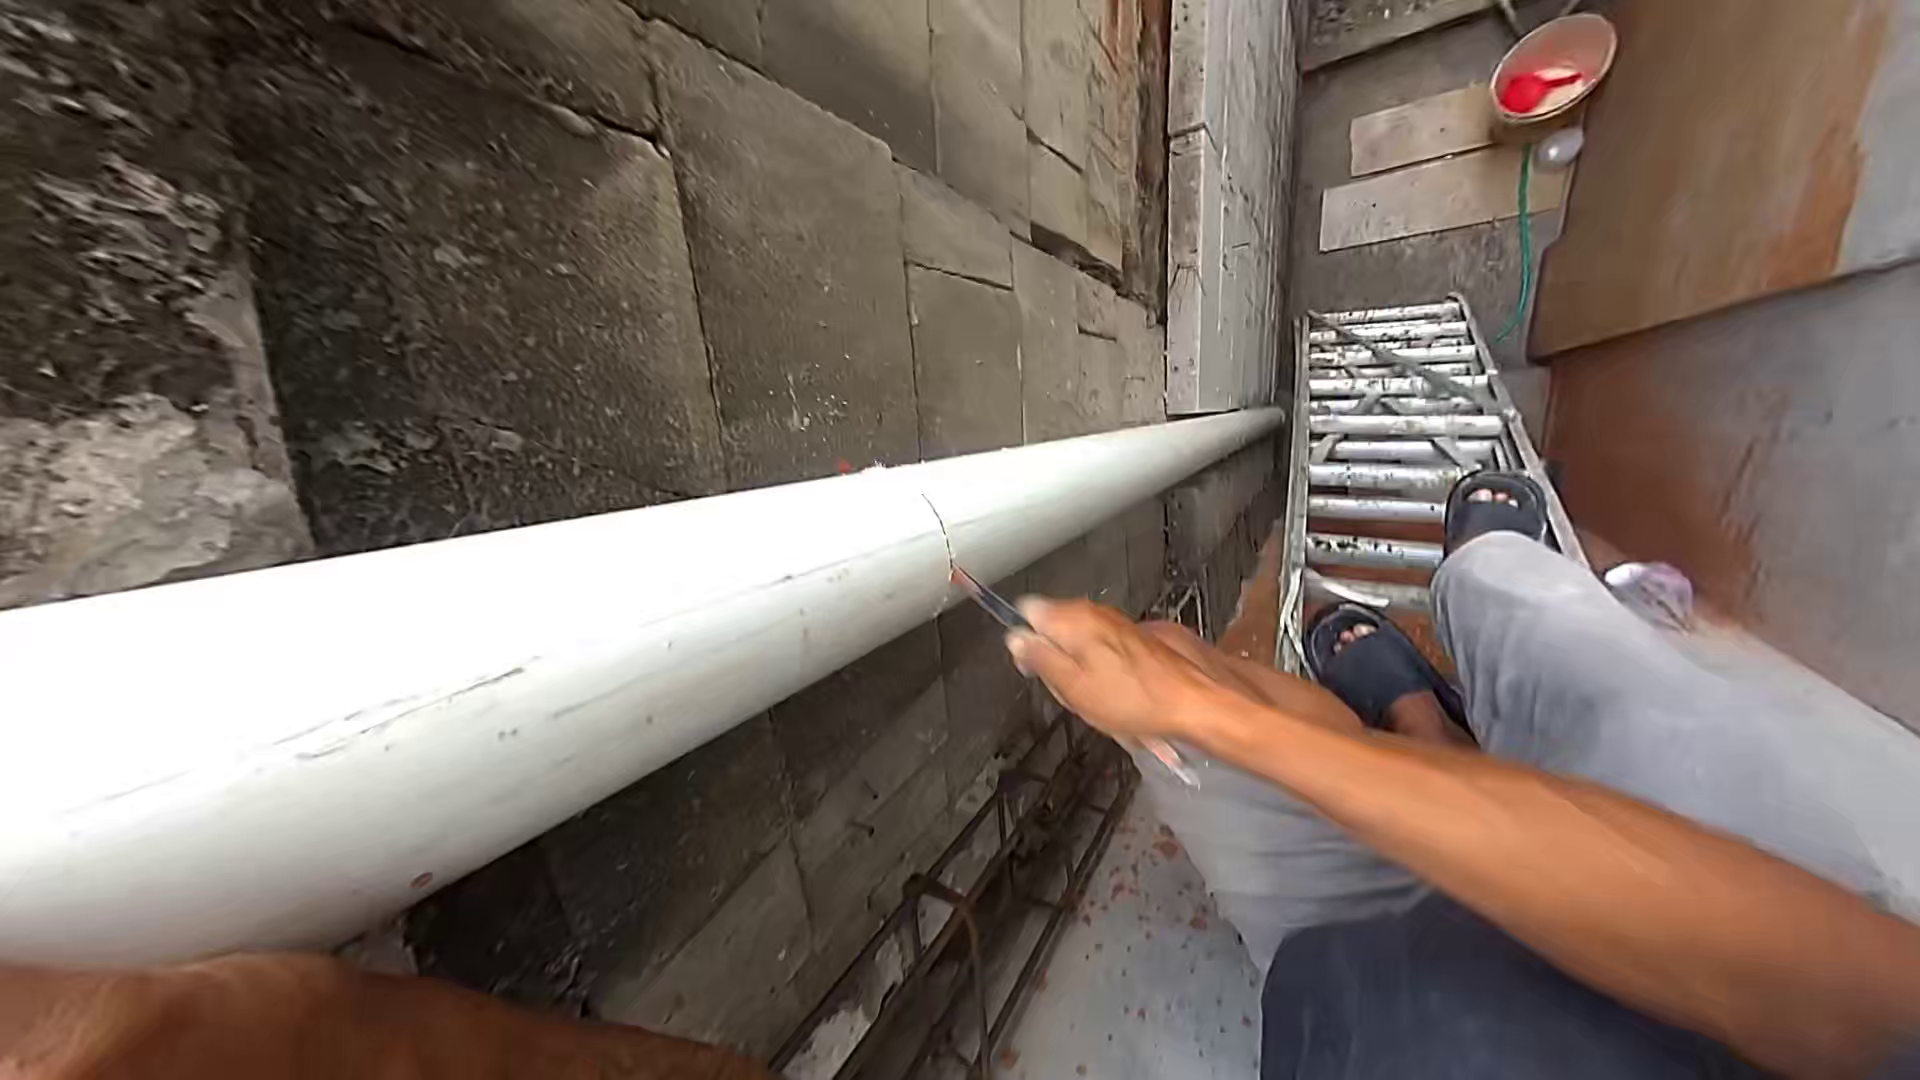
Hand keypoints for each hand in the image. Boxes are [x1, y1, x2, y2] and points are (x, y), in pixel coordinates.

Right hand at [1005, 597, 1246, 740]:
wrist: (1197, 700)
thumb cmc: (1134, 698)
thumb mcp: (1071, 686)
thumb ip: (1039, 657)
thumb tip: (1015, 638)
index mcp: (1071, 620)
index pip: (1027, 611)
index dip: (1025, 640)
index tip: (1034, 667)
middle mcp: (1095, 613)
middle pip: (1055, 630)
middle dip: (1057, 661)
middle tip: (1071, 691)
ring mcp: (1119, 623)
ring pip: (1081, 644)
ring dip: (1082, 671)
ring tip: (1099, 700)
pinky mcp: (1138, 638)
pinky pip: (1107, 652)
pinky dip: (1107, 672)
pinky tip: (1121, 697)